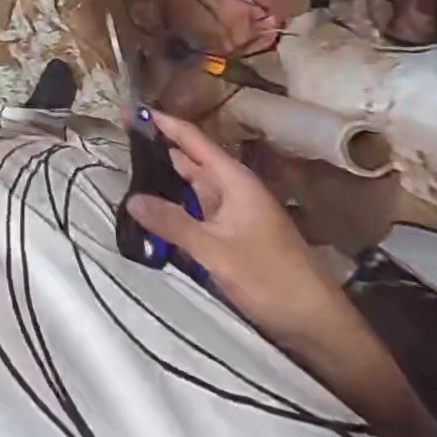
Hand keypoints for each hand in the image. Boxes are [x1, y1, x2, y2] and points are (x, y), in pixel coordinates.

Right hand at [125, 113, 341, 345]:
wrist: (317, 326)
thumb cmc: (272, 280)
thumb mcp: (216, 251)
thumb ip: (172, 223)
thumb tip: (132, 198)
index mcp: (235, 182)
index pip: (193, 140)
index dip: (163, 123)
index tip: (131, 110)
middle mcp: (234, 190)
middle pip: (190, 159)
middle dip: (158, 147)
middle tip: (119, 139)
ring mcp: (233, 213)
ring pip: (191, 185)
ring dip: (163, 177)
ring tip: (126, 169)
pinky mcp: (230, 234)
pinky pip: (194, 209)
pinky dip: (172, 203)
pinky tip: (152, 208)